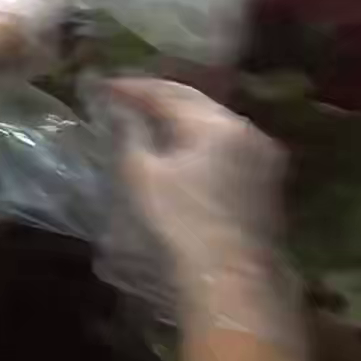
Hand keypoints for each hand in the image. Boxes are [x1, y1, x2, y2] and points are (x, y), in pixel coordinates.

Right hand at [107, 78, 289, 317]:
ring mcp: (260, 154)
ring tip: (138, 113)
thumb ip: (128, 129)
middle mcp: (245, 130)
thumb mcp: (138, 169)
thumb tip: (116, 103)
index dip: (127, 85)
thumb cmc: (176, 217)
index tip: (97, 84)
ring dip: (173, 113)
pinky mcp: (262, 177)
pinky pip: (220, 138)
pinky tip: (169, 139)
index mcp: (215, 123)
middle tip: (116, 94)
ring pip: (208, 119)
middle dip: (152, 94)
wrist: (228, 276)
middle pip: (192, 100)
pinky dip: (190, 132)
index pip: (164, 90)